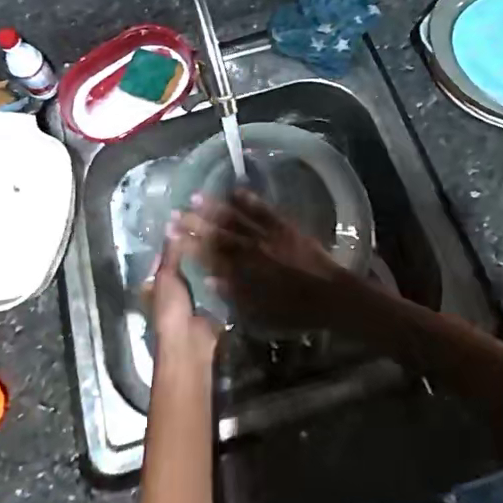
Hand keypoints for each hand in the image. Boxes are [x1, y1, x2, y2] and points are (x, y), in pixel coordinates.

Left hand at [143, 221, 220, 368]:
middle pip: (181, 265)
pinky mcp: (208, 308)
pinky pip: (213, 288)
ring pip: (198, 275)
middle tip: (209, 228)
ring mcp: (190, 300)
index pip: (163, 257)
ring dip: (207, 263)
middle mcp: (170, 291)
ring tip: (222, 240)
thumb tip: (171, 224)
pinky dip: (219, 278)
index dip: (173, 240)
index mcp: (154, 284)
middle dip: (192, 251)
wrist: (190, 343)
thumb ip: (171, 253)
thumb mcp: (167, 276)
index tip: (189, 220)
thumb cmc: (171, 308)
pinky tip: (230, 262)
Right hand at [176, 188, 374, 333]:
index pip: (209, 255)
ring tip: (196, 197)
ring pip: (237, 219)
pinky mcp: (285, 227)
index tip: (171, 234)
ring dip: (215, 208)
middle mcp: (252, 250)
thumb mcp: (261, 313)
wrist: (332, 296)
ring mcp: (269, 236)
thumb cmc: (296, 311)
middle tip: (175, 213)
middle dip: (195, 223)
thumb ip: (234, 294)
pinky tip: (235, 190)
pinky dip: (249, 199)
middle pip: (218, 234)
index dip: (188, 244)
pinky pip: (263, 210)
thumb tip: (210, 277)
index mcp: (244, 273)